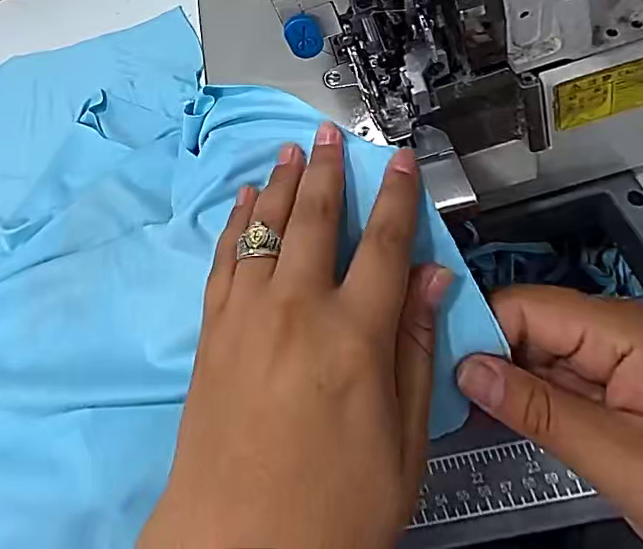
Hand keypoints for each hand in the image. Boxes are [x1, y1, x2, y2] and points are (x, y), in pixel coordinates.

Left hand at [140, 124, 452, 548]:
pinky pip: (226, 255)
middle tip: (330, 134)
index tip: (400, 162)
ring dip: (280, 181)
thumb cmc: (333, 509)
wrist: (235, 546)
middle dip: (328, 168)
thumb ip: (417, 351)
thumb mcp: (403, 444)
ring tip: (291, 149)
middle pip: (315, 216)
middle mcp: (297, 307)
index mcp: (354, 336)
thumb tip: (429, 278)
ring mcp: (248, 311)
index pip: (383, 244)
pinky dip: (237, 220)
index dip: (397, 197)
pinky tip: (244, 199)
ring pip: (266, 223)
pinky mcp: (213, 325)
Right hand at [456, 287, 642, 548]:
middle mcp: (617, 335)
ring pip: (534, 353)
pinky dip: (524, 397)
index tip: (438, 355)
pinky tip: (498, 412)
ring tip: (458, 398)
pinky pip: (554, 382)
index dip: (477, 327)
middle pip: (525, 323)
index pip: (523, 304)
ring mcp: (616, 366)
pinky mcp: (616, 396)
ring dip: (500, 376)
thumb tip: (473, 369)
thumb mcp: (631, 464)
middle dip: (483, 351)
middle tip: (439, 382)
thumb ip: (543, 410)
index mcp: (625, 330)